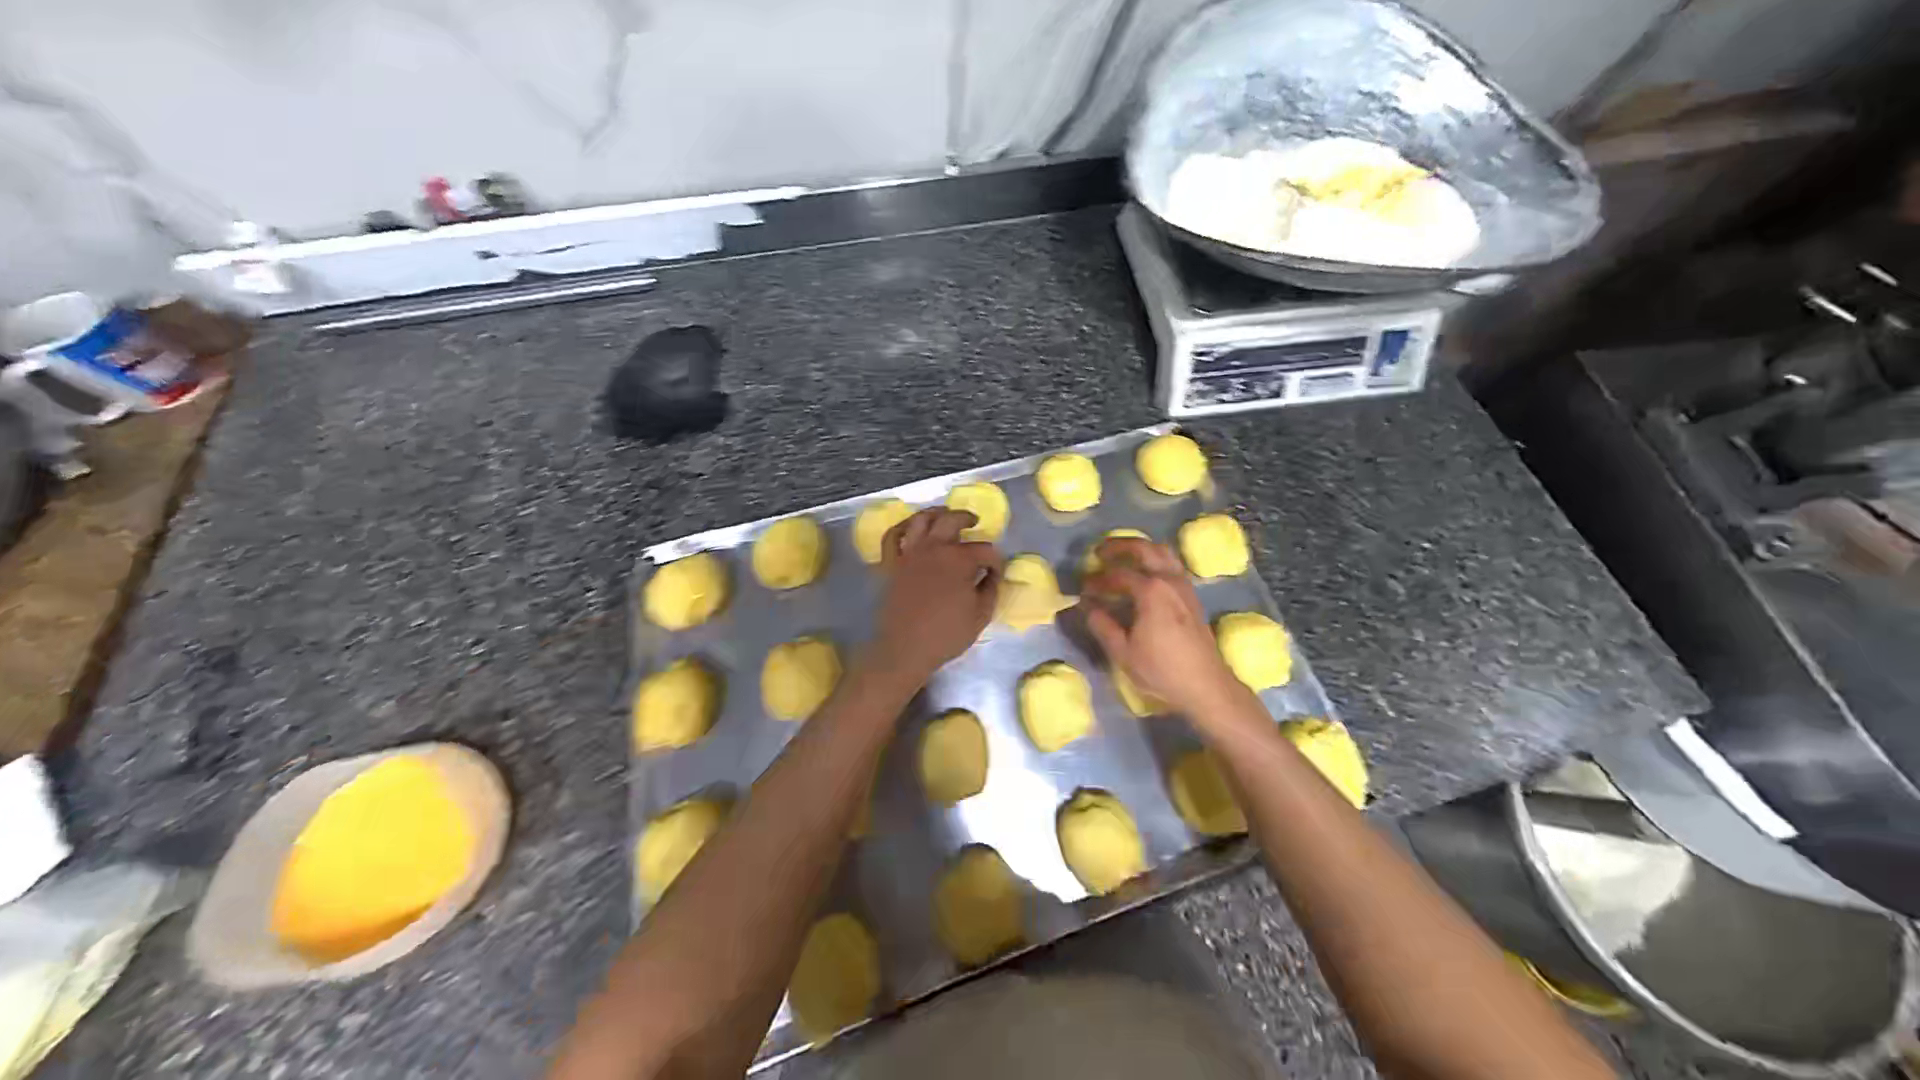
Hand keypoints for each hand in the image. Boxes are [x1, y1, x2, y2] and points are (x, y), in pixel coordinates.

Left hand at [867, 508, 1002, 680]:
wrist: (905, 649)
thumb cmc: (946, 635)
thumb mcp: (980, 615)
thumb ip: (990, 589)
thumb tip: (991, 575)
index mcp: (959, 560)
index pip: (985, 550)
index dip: (995, 561)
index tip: (996, 573)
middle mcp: (934, 548)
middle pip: (952, 520)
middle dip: (967, 518)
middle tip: (974, 522)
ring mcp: (909, 553)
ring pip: (921, 520)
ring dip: (935, 513)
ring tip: (944, 514)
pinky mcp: (890, 563)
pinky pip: (892, 536)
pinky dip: (902, 528)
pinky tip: (910, 528)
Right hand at [1082, 537, 1241, 714]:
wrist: (1206, 685)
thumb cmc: (1162, 670)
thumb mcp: (1123, 652)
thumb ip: (1102, 625)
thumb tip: (1087, 607)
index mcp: (1151, 590)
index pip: (1117, 574)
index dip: (1096, 580)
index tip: (1083, 589)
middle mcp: (1169, 579)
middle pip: (1143, 548)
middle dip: (1118, 546)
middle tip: (1099, 553)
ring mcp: (1184, 585)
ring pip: (1162, 552)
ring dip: (1140, 549)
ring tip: (1122, 558)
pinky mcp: (1192, 595)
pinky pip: (1171, 565)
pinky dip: (1154, 561)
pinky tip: (1144, 575)